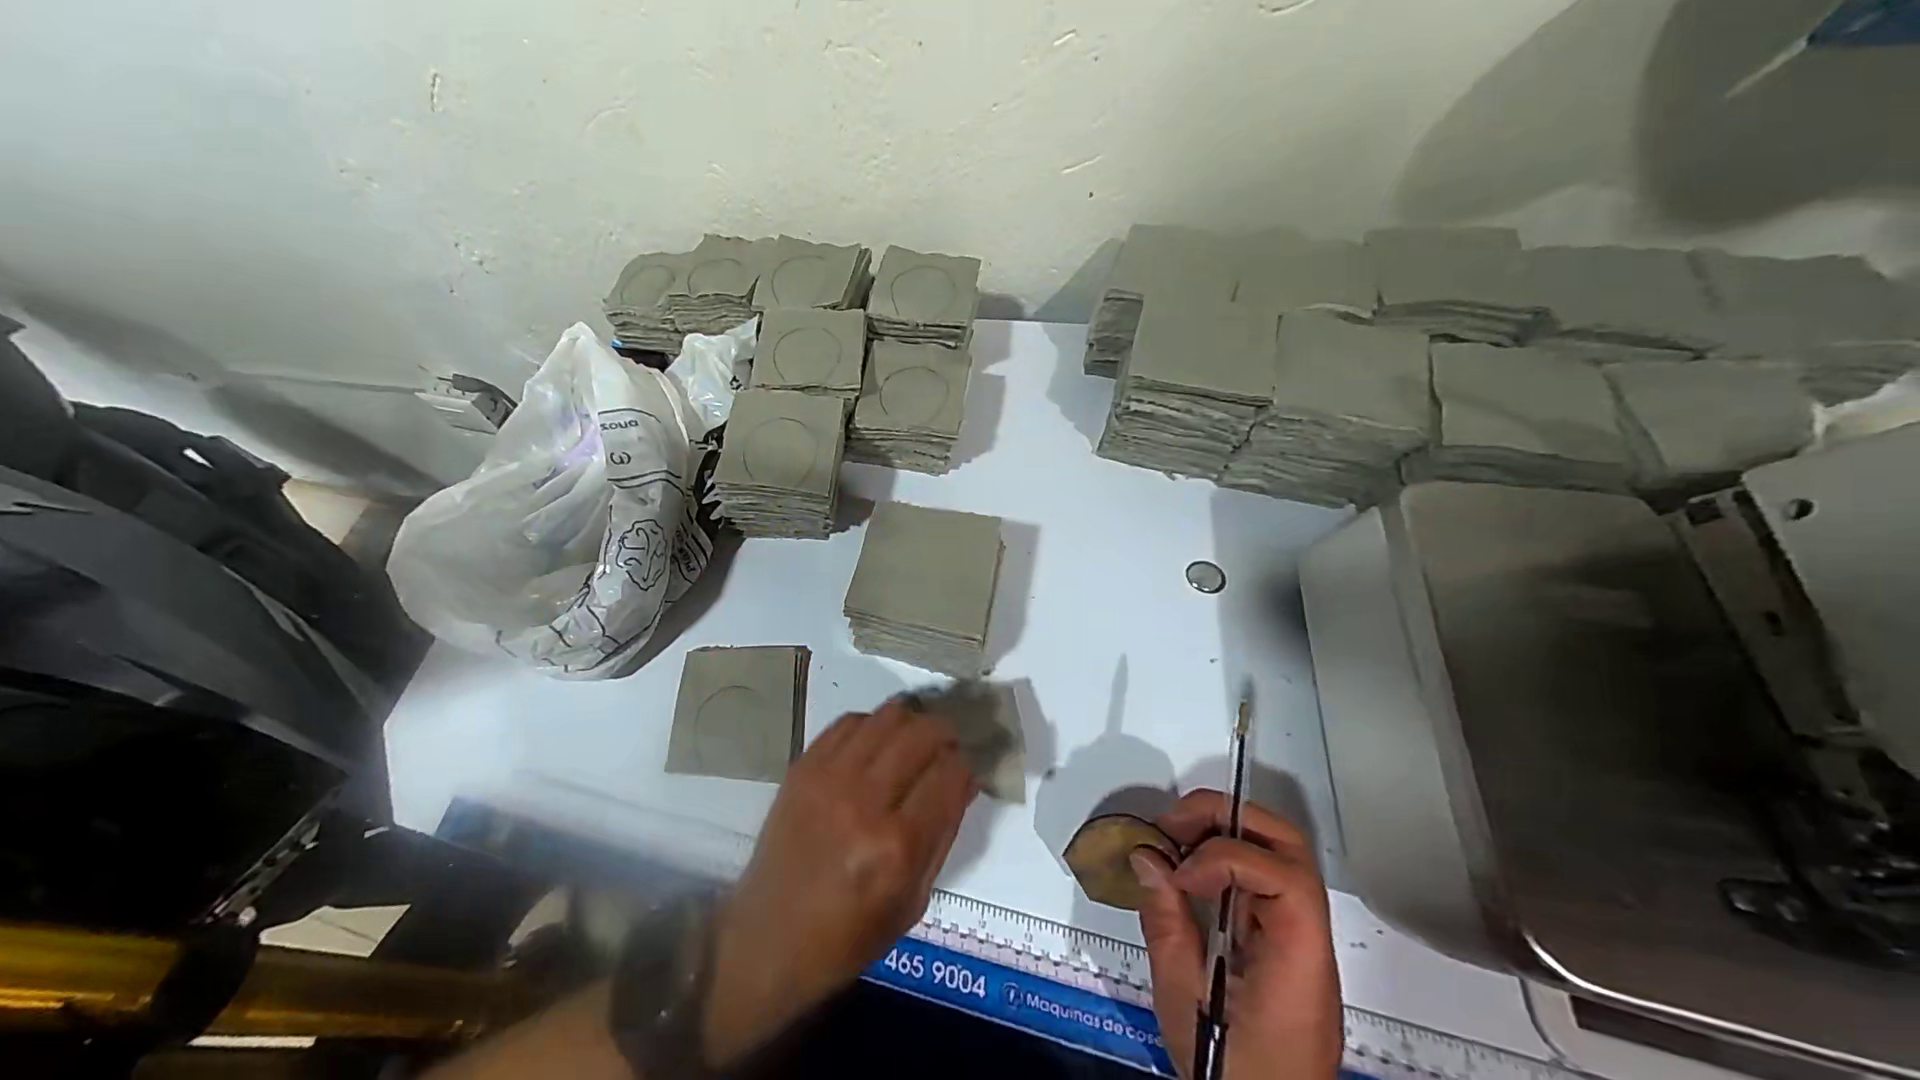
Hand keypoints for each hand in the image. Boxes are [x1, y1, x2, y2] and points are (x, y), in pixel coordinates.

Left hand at [702, 701, 979, 1065]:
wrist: (766, 940)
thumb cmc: (848, 937)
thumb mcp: (913, 900)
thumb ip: (944, 833)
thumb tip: (965, 779)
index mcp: (898, 845)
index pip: (950, 773)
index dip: (966, 766)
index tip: (965, 770)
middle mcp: (864, 801)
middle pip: (922, 733)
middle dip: (946, 735)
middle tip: (947, 748)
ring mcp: (828, 778)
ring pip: (888, 716)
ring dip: (912, 723)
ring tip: (914, 742)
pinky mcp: (802, 768)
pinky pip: (850, 722)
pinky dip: (873, 726)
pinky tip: (876, 746)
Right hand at [1131, 790, 1341, 1079]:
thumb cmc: (1232, 1070)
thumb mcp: (1184, 1001)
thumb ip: (1166, 923)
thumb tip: (1147, 857)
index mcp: (1299, 958)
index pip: (1283, 875)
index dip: (1225, 858)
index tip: (1179, 875)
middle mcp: (1311, 936)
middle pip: (1286, 845)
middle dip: (1226, 817)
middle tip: (1174, 825)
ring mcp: (1301, 934)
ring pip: (1276, 851)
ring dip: (1223, 830)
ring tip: (1175, 840)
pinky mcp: (1283, 937)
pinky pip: (1260, 876)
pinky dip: (1223, 858)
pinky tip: (1188, 869)